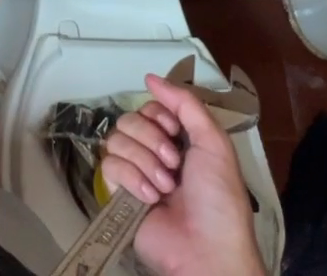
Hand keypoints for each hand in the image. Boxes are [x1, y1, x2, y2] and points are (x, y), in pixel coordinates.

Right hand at [102, 73, 263, 275]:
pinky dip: (131, 179)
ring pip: (116, 141)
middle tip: (173, 165)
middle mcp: (152, 154)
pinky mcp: (116, 193)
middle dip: (152, 141)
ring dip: (145, 163)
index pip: (149, 108)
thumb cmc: (219, 200)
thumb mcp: (215, 145)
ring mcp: (133, 173)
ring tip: (165, 188)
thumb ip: (186, 105)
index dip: (159, 116)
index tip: (175, 132)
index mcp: (177, 142)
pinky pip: (108, 166)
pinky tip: (149, 198)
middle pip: (128, 120)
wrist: (207, 250)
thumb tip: (151, 76)